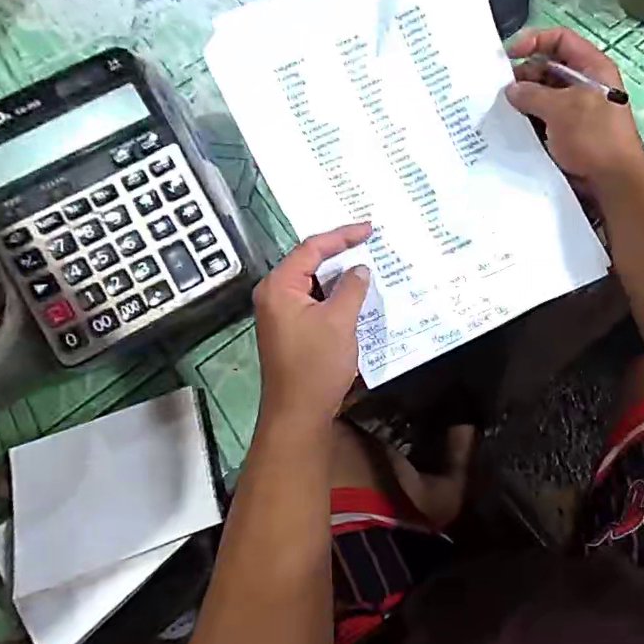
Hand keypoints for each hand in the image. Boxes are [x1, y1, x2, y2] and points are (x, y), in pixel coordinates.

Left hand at [253, 223, 373, 425]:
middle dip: (339, 253)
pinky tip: (356, 296)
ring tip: (367, 265)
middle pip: (309, 263)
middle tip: (369, 242)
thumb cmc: (316, 365)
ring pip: (313, 284)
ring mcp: (280, 314)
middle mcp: (274, 295)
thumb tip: (359, 269)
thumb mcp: (340, 322)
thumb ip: (351, 289)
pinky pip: (314, 302)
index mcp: (279, 287)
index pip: (311, 248)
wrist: (298, 414)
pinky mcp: (290, 330)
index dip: (342, 236)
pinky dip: (334, 296)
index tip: (369, 229)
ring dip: (339, 277)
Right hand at [506, 27, 643, 194]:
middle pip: (549, 68)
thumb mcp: (561, 109)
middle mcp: (585, 85)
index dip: (535, 40)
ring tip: (502, 109)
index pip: (561, 40)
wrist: (612, 180)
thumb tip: (512, 90)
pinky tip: (511, 127)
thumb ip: (533, 94)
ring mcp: (577, 111)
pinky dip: (530, 121)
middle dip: (524, 75)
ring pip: (544, 96)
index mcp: (592, 68)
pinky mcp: (570, 133)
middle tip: (501, 89)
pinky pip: (545, 120)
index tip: (510, 54)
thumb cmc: (593, 137)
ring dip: (525, 101)